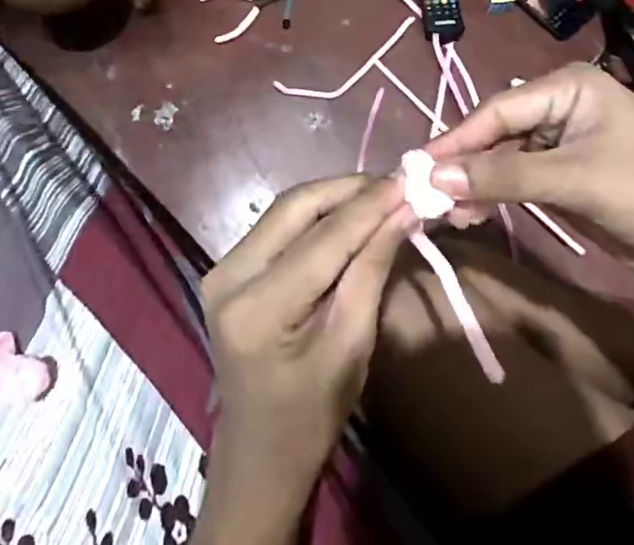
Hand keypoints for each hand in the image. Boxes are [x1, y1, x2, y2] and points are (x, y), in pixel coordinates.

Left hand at [196, 176, 415, 539]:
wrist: (259, 454)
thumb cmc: (313, 415)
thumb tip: (405, 209)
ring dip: (335, 197)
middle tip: (397, 185)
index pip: (325, 237)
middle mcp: (228, 276)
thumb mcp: (352, 344)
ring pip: (287, 208)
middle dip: (350, 189)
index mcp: (258, 308)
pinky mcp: (228, 269)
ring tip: (381, 196)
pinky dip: (318, 213)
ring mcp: (221, 269)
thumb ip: (373, 268)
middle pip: (297, 206)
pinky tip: (350, 214)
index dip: (372, 203)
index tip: (411, 178)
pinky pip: (279, 225)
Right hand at [422, 64, 633, 279]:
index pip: (496, 110)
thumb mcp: (575, 179)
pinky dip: (496, 198)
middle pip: (496, 133)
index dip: (456, 141)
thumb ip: (504, 175)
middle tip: (422, 198)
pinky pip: (519, 182)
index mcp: (567, 87)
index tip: (415, 170)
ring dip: (475, 186)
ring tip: (444, 216)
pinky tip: (472, 216)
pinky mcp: (568, 178)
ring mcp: (564, 144)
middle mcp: (561, 108)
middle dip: (462, 166)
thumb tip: (434, 177)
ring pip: (504, 160)